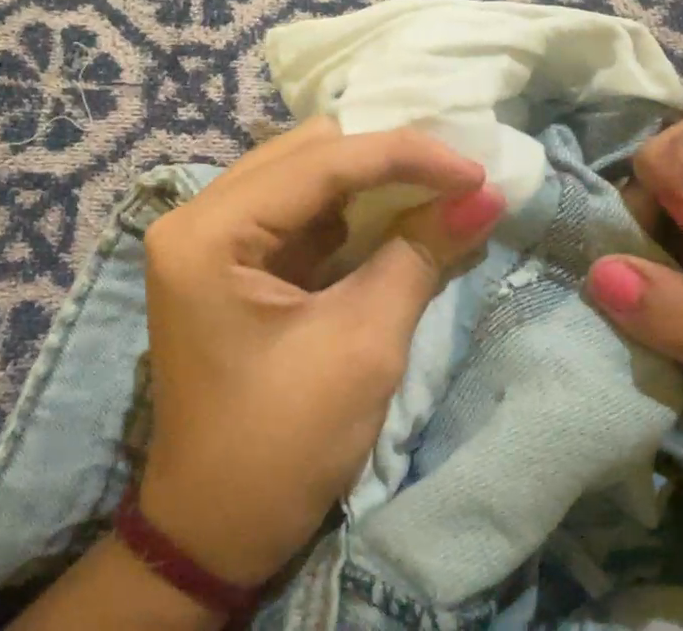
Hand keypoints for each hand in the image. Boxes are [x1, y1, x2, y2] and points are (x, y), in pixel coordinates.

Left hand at [138, 119, 505, 585]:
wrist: (217, 529)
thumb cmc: (282, 445)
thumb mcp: (362, 345)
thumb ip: (420, 254)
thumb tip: (485, 196)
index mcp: (208, 233)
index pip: (319, 162)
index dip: (404, 154)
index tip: (476, 169)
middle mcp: (197, 217)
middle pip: (304, 154)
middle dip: (387, 158)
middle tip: (460, 173)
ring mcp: (209, 239)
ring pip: (303, 177)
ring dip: (373, 180)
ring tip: (442, 186)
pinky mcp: (231, 263)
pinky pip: (299, 214)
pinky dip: (353, 213)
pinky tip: (402, 213)